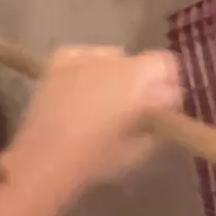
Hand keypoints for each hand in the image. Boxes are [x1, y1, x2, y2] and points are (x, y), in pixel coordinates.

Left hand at [0, 46, 180, 197]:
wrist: (45, 160)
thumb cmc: (98, 159)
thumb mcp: (141, 146)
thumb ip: (159, 116)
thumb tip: (167, 98)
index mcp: (136, 78)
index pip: (166, 62)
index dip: (169, 81)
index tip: (166, 101)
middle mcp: (111, 59)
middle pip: (138, 61)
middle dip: (141, 80)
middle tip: (134, 106)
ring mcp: (82, 57)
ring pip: (111, 57)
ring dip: (115, 74)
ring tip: (104, 100)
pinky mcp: (59, 60)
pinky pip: (84, 55)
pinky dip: (89, 67)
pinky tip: (83, 88)